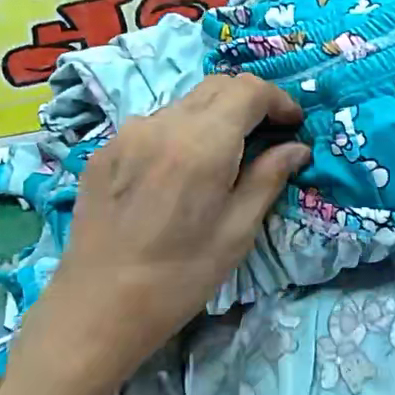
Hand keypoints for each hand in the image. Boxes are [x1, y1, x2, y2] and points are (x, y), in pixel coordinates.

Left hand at [0, 75, 307, 394]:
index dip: (278, 100)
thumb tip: (296, 148)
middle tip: (266, 137)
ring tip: (221, 160)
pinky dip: (178, 134)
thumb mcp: (236, 232)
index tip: (293, 124)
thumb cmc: (179, 278)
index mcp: (201, 143)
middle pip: (215, 87)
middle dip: (248, 103)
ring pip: (182, 105)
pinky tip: (178, 175)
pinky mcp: (104, 150)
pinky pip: (152, 126)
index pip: (248, 89)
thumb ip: (268, 179)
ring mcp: (126, 133)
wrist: (98, 306)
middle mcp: (161, 124)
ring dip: (212, 118)